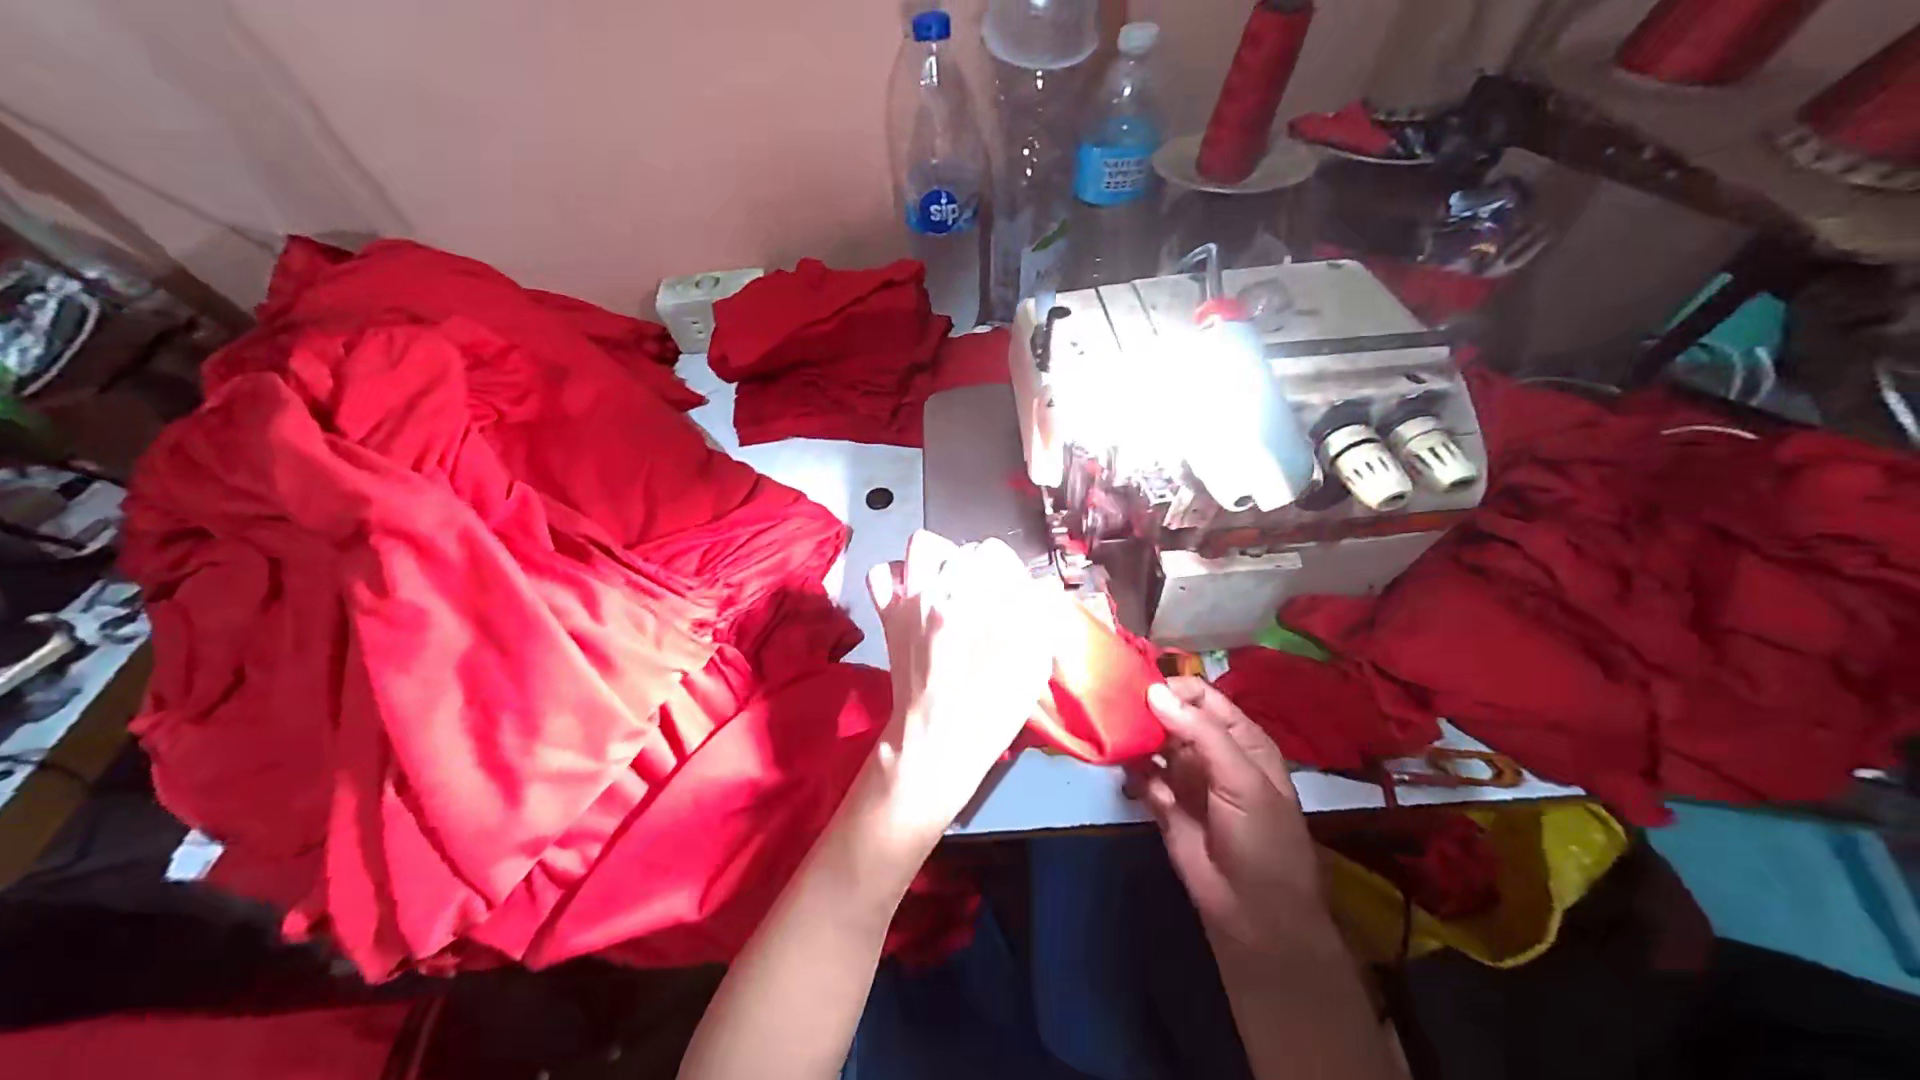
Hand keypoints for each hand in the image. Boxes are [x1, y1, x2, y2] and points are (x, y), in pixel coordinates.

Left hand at [862, 530, 1053, 848]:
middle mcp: (950, 585)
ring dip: (938, 555)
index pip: (998, 553)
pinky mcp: (890, 614)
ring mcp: (915, 597)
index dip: (1008, 571)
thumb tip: (1037, 589)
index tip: (1012, 592)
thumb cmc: (995, 705)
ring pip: (923, 545)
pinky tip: (911, 589)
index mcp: (991, 593)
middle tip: (983, 591)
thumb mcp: (1037, 659)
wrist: (942, 737)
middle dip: (978, 564)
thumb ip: (1041, 612)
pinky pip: (883, 574)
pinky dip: (896, 574)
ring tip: (947, 578)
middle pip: (965, 549)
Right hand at [1129, 677, 1329, 955]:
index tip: (1136, 690)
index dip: (1170, 688)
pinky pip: (1140, 775)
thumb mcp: (1242, 780)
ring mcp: (1185, 778)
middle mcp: (1209, 751)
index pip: (1200, 696)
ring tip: (1110, 734)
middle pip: (1170, 715)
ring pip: (1152, 743)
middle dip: (1144, 710)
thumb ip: (1201, 733)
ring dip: (1132, 737)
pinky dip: (1129, 769)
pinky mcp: (1163, 804)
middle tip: (1112, 708)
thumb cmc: (1262, 841)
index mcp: (1239, 738)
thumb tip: (1154, 691)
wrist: (1256, 917)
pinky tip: (1121, 769)